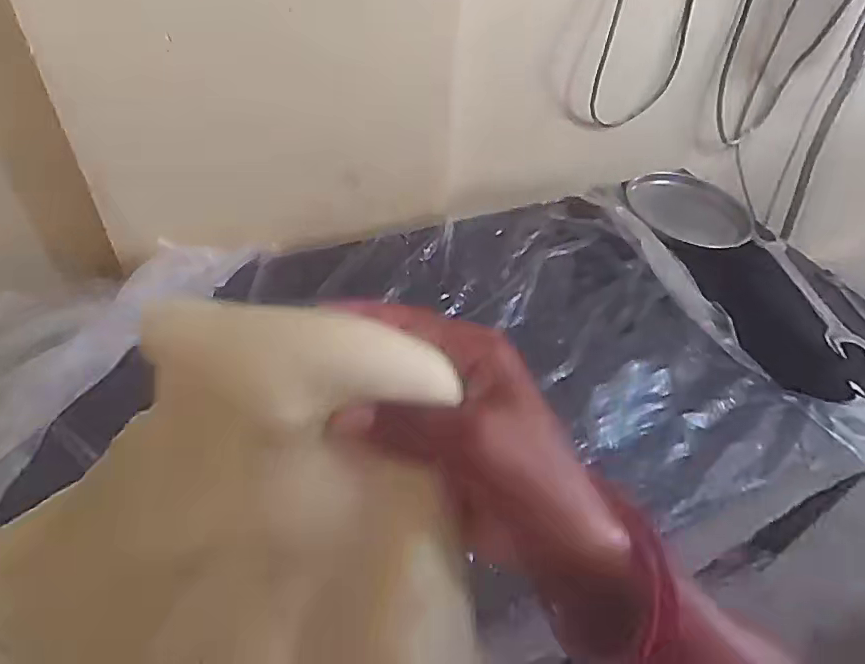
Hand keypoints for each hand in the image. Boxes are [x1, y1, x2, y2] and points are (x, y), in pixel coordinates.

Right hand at [329, 303, 642, 649]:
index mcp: (475, 352)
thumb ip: (410, 423)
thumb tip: (341, 415)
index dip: (367, 319)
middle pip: (399, 358)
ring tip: (303, 405)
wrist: (564, 545)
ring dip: (358, 403)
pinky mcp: (439, 453)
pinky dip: (368, 441)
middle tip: (300, 367)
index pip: (412, 323)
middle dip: (356, 361)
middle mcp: (458, 374)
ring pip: (394, 399)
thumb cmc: (530, 474)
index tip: (317, 321)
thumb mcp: (474, 438)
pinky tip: (329, 449)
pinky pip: (396, 439)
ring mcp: (448, 415)